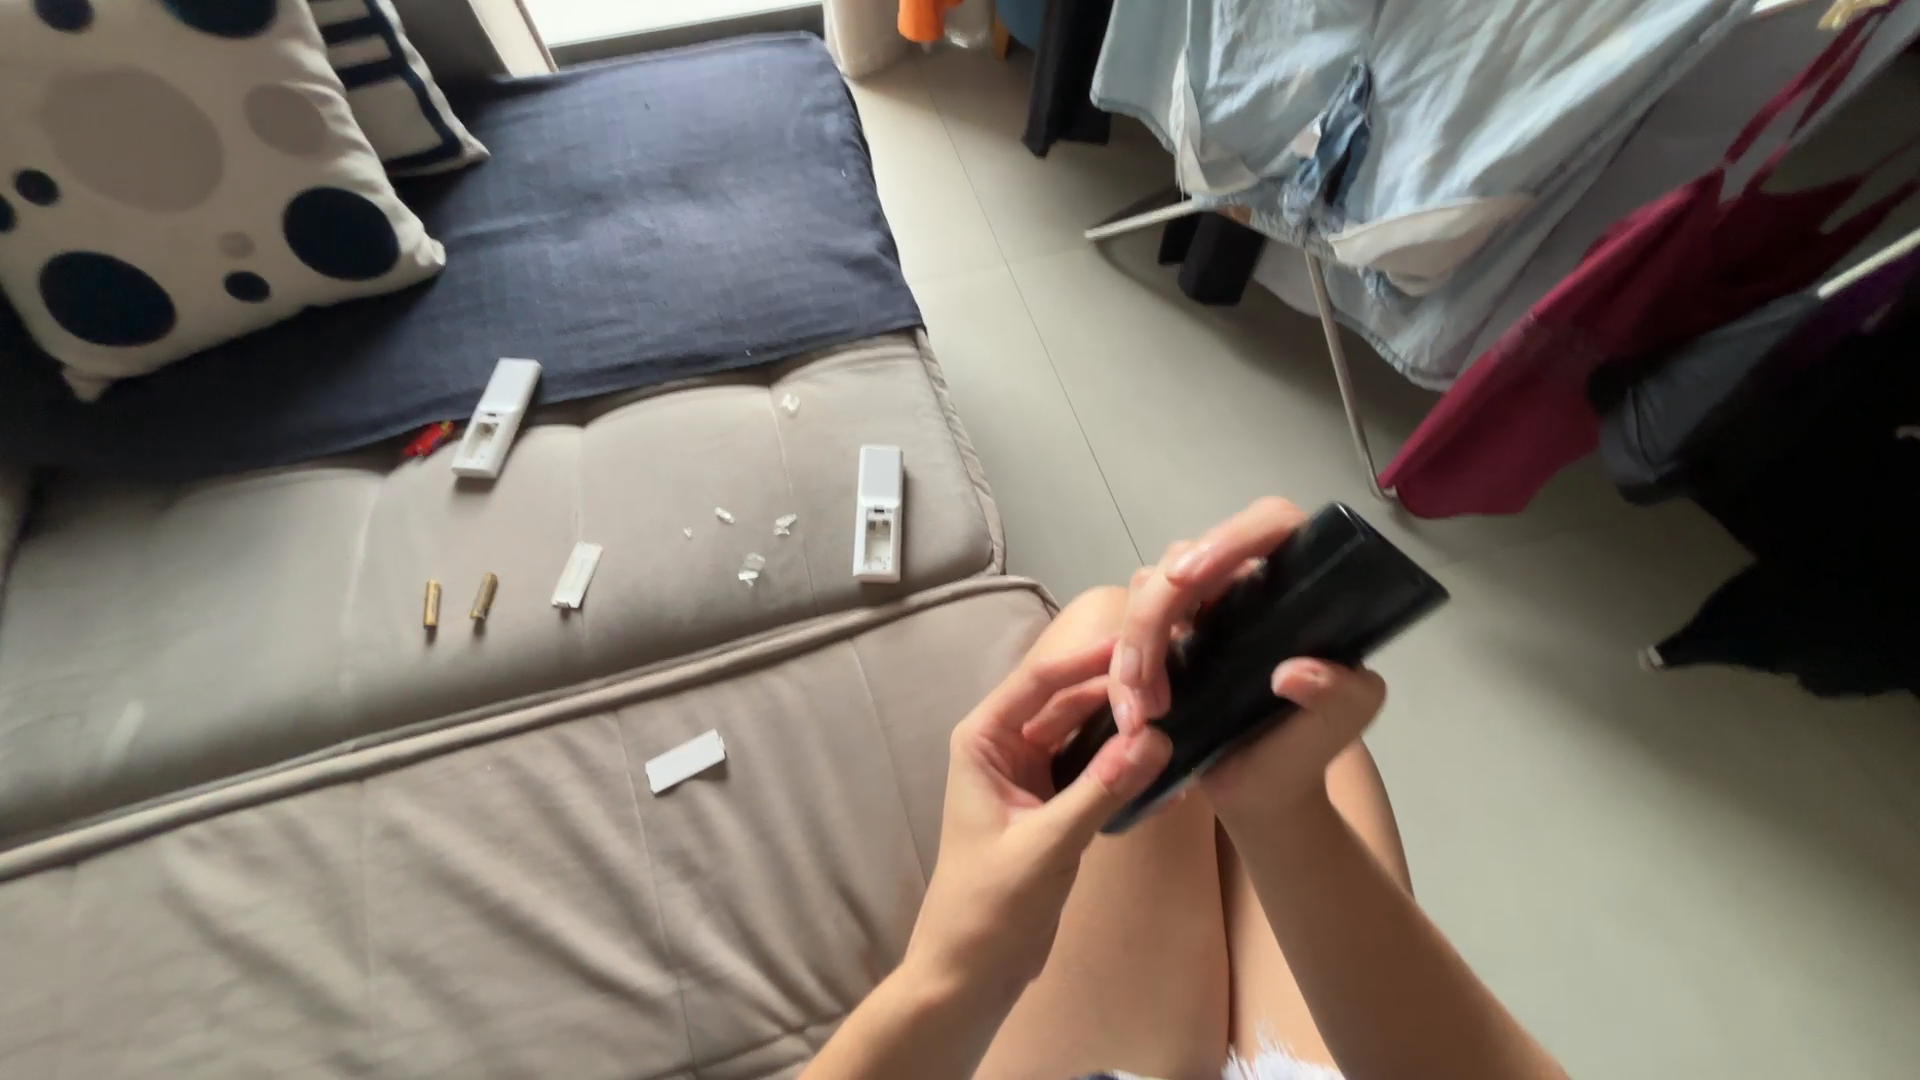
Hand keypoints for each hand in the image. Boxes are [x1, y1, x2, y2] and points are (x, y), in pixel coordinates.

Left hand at [905, 637, 1171, 1003]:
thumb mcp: (1046, 844)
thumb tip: (1157, 740)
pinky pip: (1089, 765)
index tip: (1138, 643)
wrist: (969, 971)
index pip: (1038, 681)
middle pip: (1064, 701)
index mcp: (983, 738)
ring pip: (1081, 731)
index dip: (1086, 660)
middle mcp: (1004, 744)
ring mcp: (1029, 771)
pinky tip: (1159, 758)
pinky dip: (1119, 761)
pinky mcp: (1051, 799)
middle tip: (1172, 683)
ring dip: (1120, 724)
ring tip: (1175, 709)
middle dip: (1112, 693)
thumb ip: (1100, 790)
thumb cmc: (989, 904)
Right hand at [1107, 497, 1386, 822]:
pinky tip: (1131, 716)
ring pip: (1146, 591)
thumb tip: (1295, 671)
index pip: (1268, 524)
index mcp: (1295, 582)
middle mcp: (1241, 582)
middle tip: (1145, 682)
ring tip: (1141, 716)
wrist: (1259, 790)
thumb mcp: (1342, 725)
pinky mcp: (1163, 633)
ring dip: (1132, 648)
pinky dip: (1121, 670)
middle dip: (1154, 618)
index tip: (1190, 578)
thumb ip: (1341, 697)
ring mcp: (1197, 606)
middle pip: (1183, 559)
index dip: (1228, 537)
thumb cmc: (1306, 747)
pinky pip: (1127, 628)